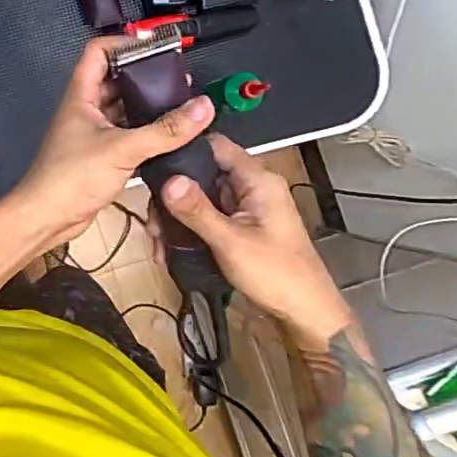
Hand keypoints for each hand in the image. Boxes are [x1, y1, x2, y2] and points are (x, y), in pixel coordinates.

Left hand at [5, 40, 215, 246]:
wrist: (47, 219)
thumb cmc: (67, 180)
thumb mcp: (122, 149)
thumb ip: (165, 130)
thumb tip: (200, 109)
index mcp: (81, 95)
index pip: (99, 51)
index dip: (125, 44)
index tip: (154, 48)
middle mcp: (85, 110)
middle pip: (117, 80)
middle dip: (145, 78)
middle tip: (174, 80)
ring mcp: (92, 134)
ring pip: (123, 110)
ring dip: (147, 108)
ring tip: (177, 108)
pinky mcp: (100, 156)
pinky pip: (126, 135)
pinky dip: (144, 134)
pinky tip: (165, 140)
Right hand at [158, 135, 353, 347]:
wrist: (304, 311)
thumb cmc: (277, 274)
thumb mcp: (231, 242)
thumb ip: (198, 210)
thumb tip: (168, 181)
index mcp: (258, 180)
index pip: (216, 146)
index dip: (184, 151)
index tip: (154, 168)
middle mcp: (253, 187)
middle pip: (204, 174)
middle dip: (175, 195)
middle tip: (153, 222)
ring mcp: (248, 207)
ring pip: (203, 198)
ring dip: (179, 217)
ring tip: (159, 242)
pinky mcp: (242, 226)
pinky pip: (210, 217)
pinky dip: (191, 229)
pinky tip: (173, 249)